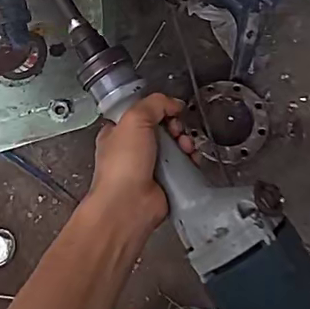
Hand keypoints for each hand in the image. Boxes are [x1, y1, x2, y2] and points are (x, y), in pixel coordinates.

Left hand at [84, 94, 193, 241]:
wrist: (129, 205)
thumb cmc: (122, 166)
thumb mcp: (135, 119)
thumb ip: (155, 103)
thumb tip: (173, 103)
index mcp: (118, 132)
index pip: (143, 112)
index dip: (158, 108)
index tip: (169, 108)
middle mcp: (133, 149)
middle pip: (163, 128)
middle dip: (175, 125)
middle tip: (177, 129)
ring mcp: (150, 166)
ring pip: (175, 145)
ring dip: (185, 142)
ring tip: (185, 145)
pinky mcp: (166, 182)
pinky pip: (183, 165)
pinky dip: (191, 160)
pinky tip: (191, 158)